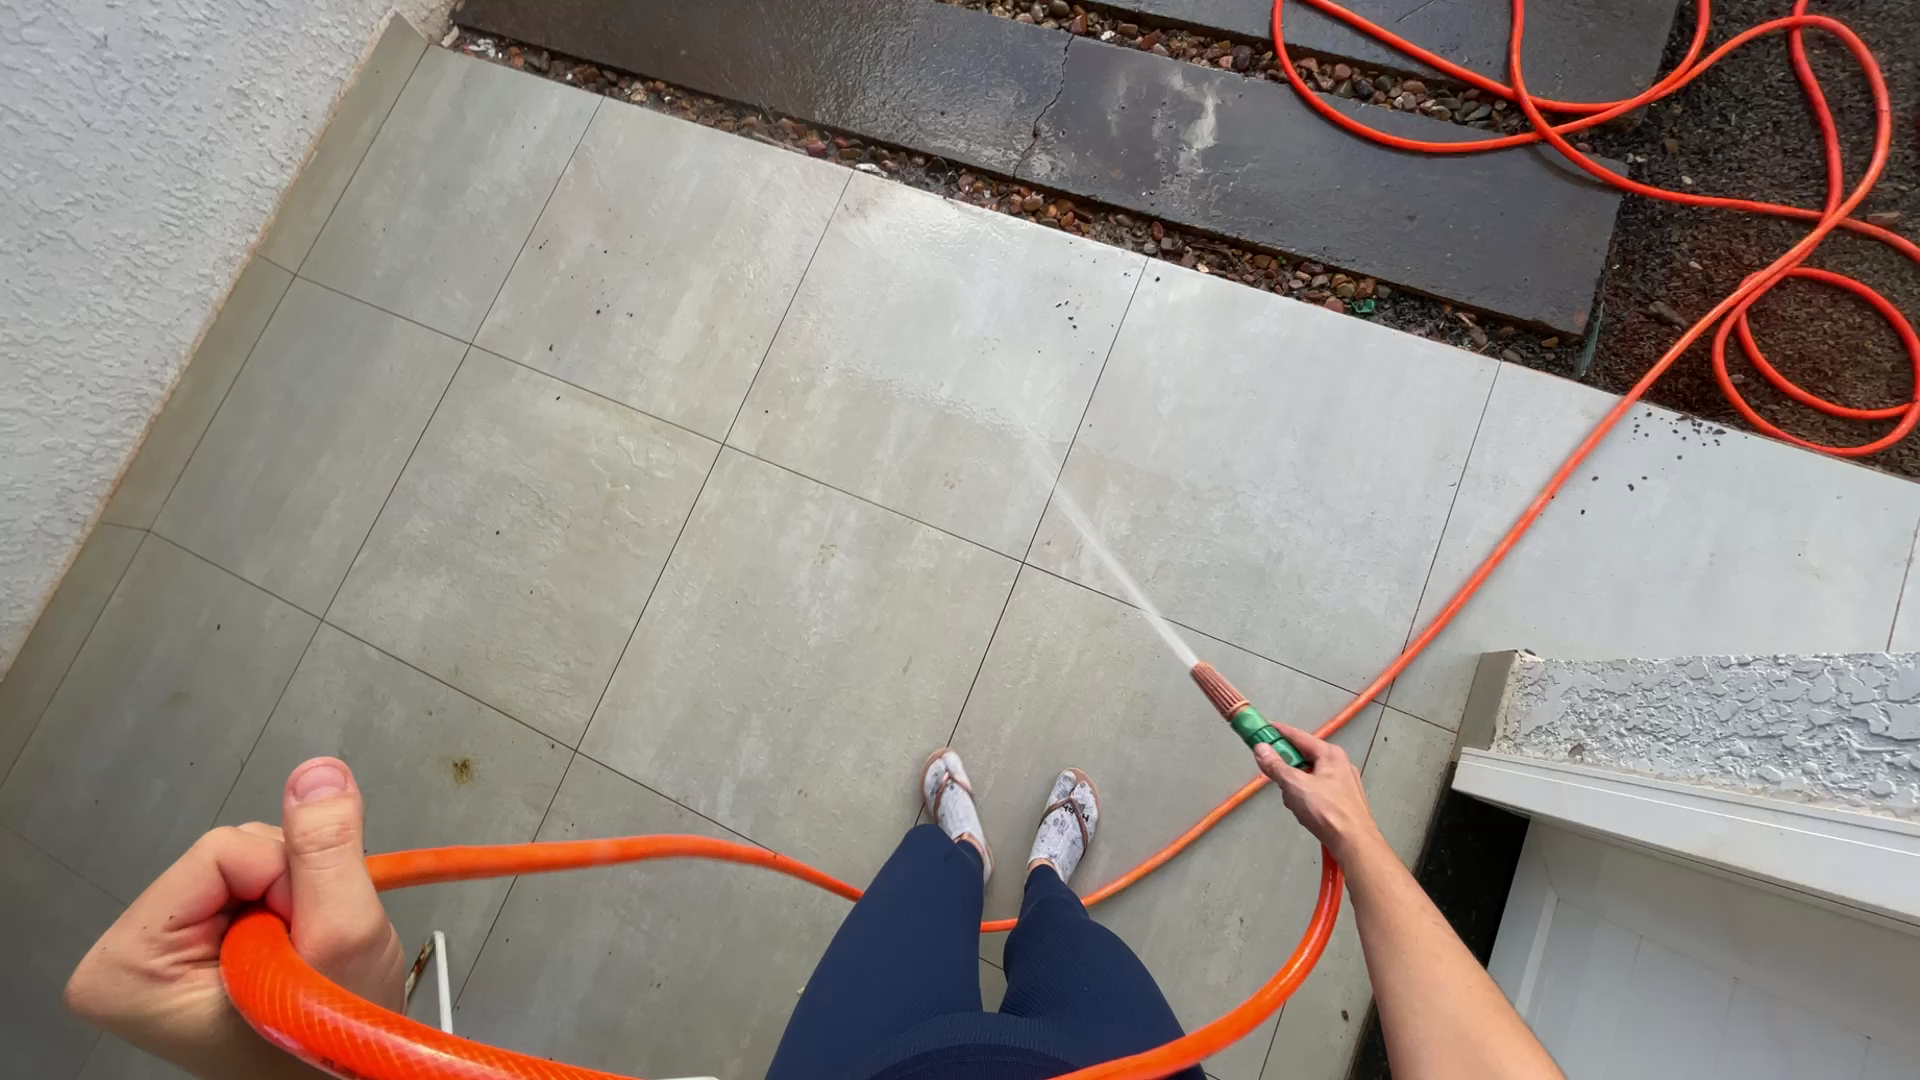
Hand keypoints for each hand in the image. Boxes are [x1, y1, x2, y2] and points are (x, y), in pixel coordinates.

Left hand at [66, 758, 407, 1079]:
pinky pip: (269, 870)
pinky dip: (307, 893)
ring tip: (313, 945)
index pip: (227, 850)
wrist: (347, 1067)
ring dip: (309, 888)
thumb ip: (325, 851)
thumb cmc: (332, 1031)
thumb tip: (318, 770)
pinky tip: (307, 937)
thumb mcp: (340, 936)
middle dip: (301, 883)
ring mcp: (167, 942)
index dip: (291, 878)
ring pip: (262, 855)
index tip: (307, 931)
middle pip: (241, 850)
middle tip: (313, 942)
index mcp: (127, 961)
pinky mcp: (205, 932)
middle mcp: (130, 949)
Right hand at [1254, 724, 1387, 861]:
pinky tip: (1304, 810)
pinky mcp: (1347, 801)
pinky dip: (1307, 795)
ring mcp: (1346, 783)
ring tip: (1292, 800)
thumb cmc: (1325, 810)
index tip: (1262, 729)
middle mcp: (1340, 764)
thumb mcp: (1294, 784)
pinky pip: (1319, 790)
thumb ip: (1275, 765)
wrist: (1356, 844)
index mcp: (1330, 754)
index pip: (1298, 735)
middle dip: (1287, 764)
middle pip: (1305, 756)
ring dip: (1296, 783)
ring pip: (1311, 774)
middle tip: (1273, 773)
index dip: (1278, 732)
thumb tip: (1260, 748)